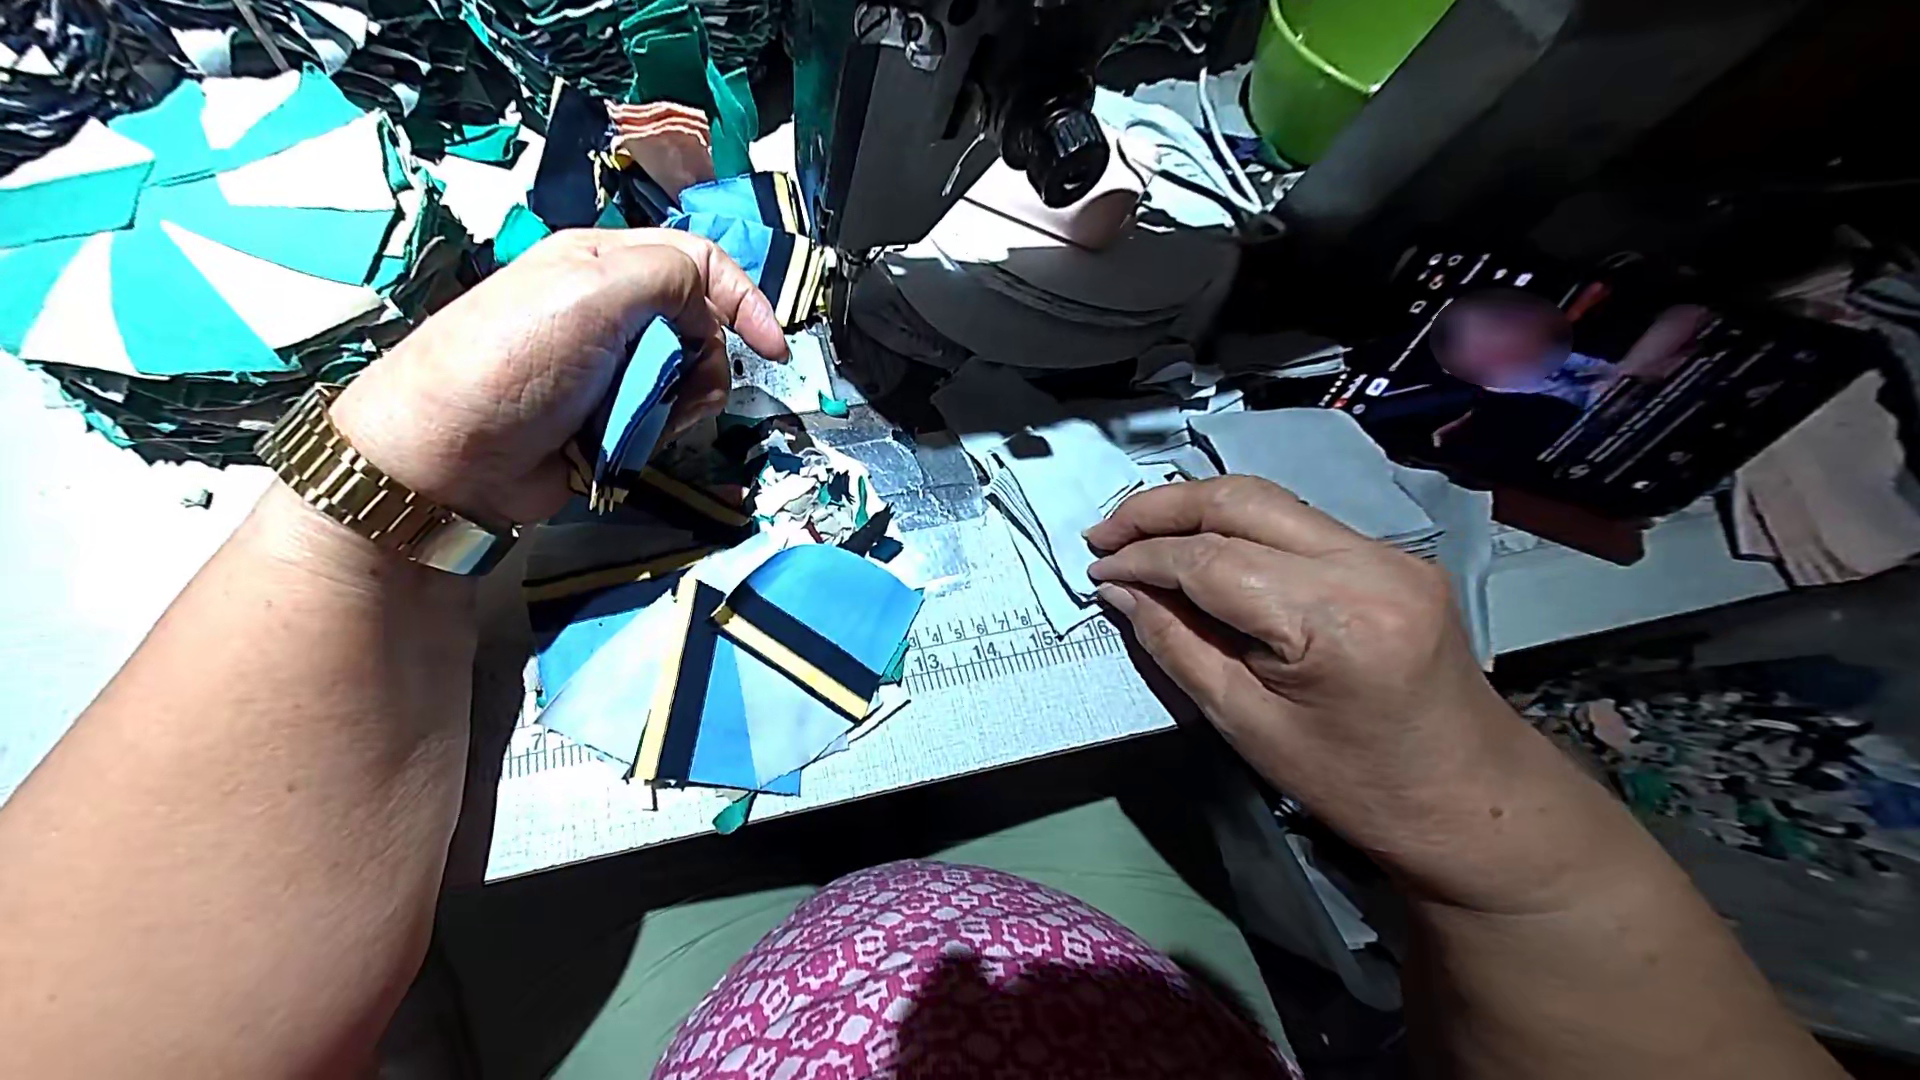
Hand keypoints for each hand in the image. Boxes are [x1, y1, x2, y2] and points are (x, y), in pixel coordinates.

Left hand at [329, 228, 787, 524]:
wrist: (452, 458)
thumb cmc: (514, 364)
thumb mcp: (590, 293)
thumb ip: (667, 275)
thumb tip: (709, 305)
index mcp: (607, 262)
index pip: (702, 263)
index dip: (746, 300)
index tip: (774, 348)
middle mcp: (617, 308)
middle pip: (705, 325)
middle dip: (708, 359)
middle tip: (683, 385)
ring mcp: (617, 363)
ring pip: (694, 373)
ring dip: (688, 397)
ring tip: (649, 416)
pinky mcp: (617, 409)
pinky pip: (672, 410)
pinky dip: (668, 424)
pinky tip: (638, 434)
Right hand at [1086, 476, 1611, 912]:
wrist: (1474, 802)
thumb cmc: (1355, 783)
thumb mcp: (1245, 723)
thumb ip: (1176, 644)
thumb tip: (1123, 592)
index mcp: (1335, 619)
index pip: (1212, 559)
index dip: (1144, 558)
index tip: (1099, 568)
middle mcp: (1368, 564)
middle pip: (1239, 500)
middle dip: (1159, 508)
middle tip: (1106, 531)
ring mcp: (1386, 552)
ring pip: (1265, 498)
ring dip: (1192, 507)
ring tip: (1137, 531)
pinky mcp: (1388, 556)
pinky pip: (1290, 521)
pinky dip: (1231, 523)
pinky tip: (1195, 543)